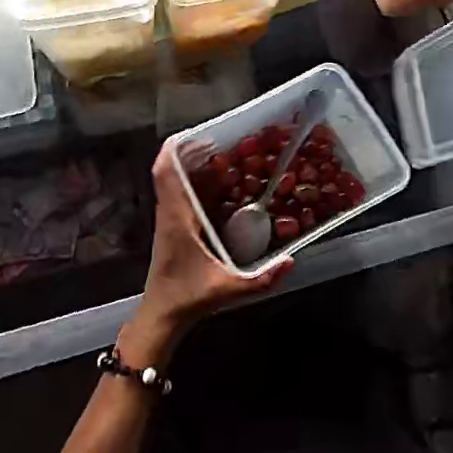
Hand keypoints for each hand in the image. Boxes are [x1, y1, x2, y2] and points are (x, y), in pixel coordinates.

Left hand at [124, 142, 290, 366]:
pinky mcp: (170, 228)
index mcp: (177, 218)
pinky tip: (215, 185)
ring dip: (189, 165)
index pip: (166, 173)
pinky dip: (190, 182)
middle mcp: (168, 213)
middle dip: (190, 151)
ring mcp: (167, 220)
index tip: (198, 134)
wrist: (161, 317)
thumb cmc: (188, 298)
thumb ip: (262, 278)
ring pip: (170, 181)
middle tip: (219, 142)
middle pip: (168, 170)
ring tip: (219, 156)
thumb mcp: (228, 289)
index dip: (176, 149)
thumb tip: (291, 262)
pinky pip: (176, 194)